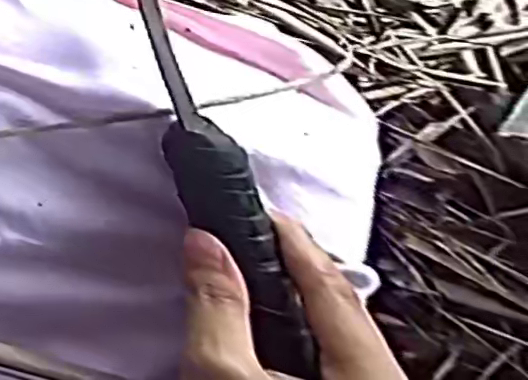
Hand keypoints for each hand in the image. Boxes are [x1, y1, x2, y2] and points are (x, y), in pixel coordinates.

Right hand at [181, 215, 401, 379]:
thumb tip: (204, 243)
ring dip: (300, 300)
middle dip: (299, 268)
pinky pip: (339, 358)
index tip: (262, 206)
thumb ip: (216, 305)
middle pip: (345, 312)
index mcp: (365, 372)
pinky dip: (305, 329)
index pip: (328, 286)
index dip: (291, 239)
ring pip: (343, 338)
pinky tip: (280, 325)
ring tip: (264, 273)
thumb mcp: (223, 370)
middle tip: (261, 232)